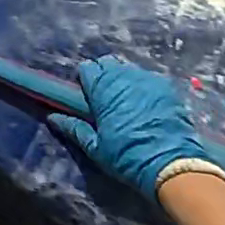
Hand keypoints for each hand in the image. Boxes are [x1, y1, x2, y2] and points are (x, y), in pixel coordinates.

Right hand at [47, 55, 220, 199]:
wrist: (170, 163)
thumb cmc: (127, 157)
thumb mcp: (96, 148)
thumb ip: (74, 128)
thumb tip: (53, 118)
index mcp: (103, 89)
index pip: (87, 67)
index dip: (84, 79)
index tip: (86, 95)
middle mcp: (123, 76)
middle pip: (107, 62)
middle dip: (102, 74)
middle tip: (103, 98)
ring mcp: (146, 78)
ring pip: (127, 67)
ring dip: (122, 78)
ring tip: (124, 100)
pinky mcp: (165, 85)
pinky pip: (147, 76)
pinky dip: (141, 85)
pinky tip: (145, 103)